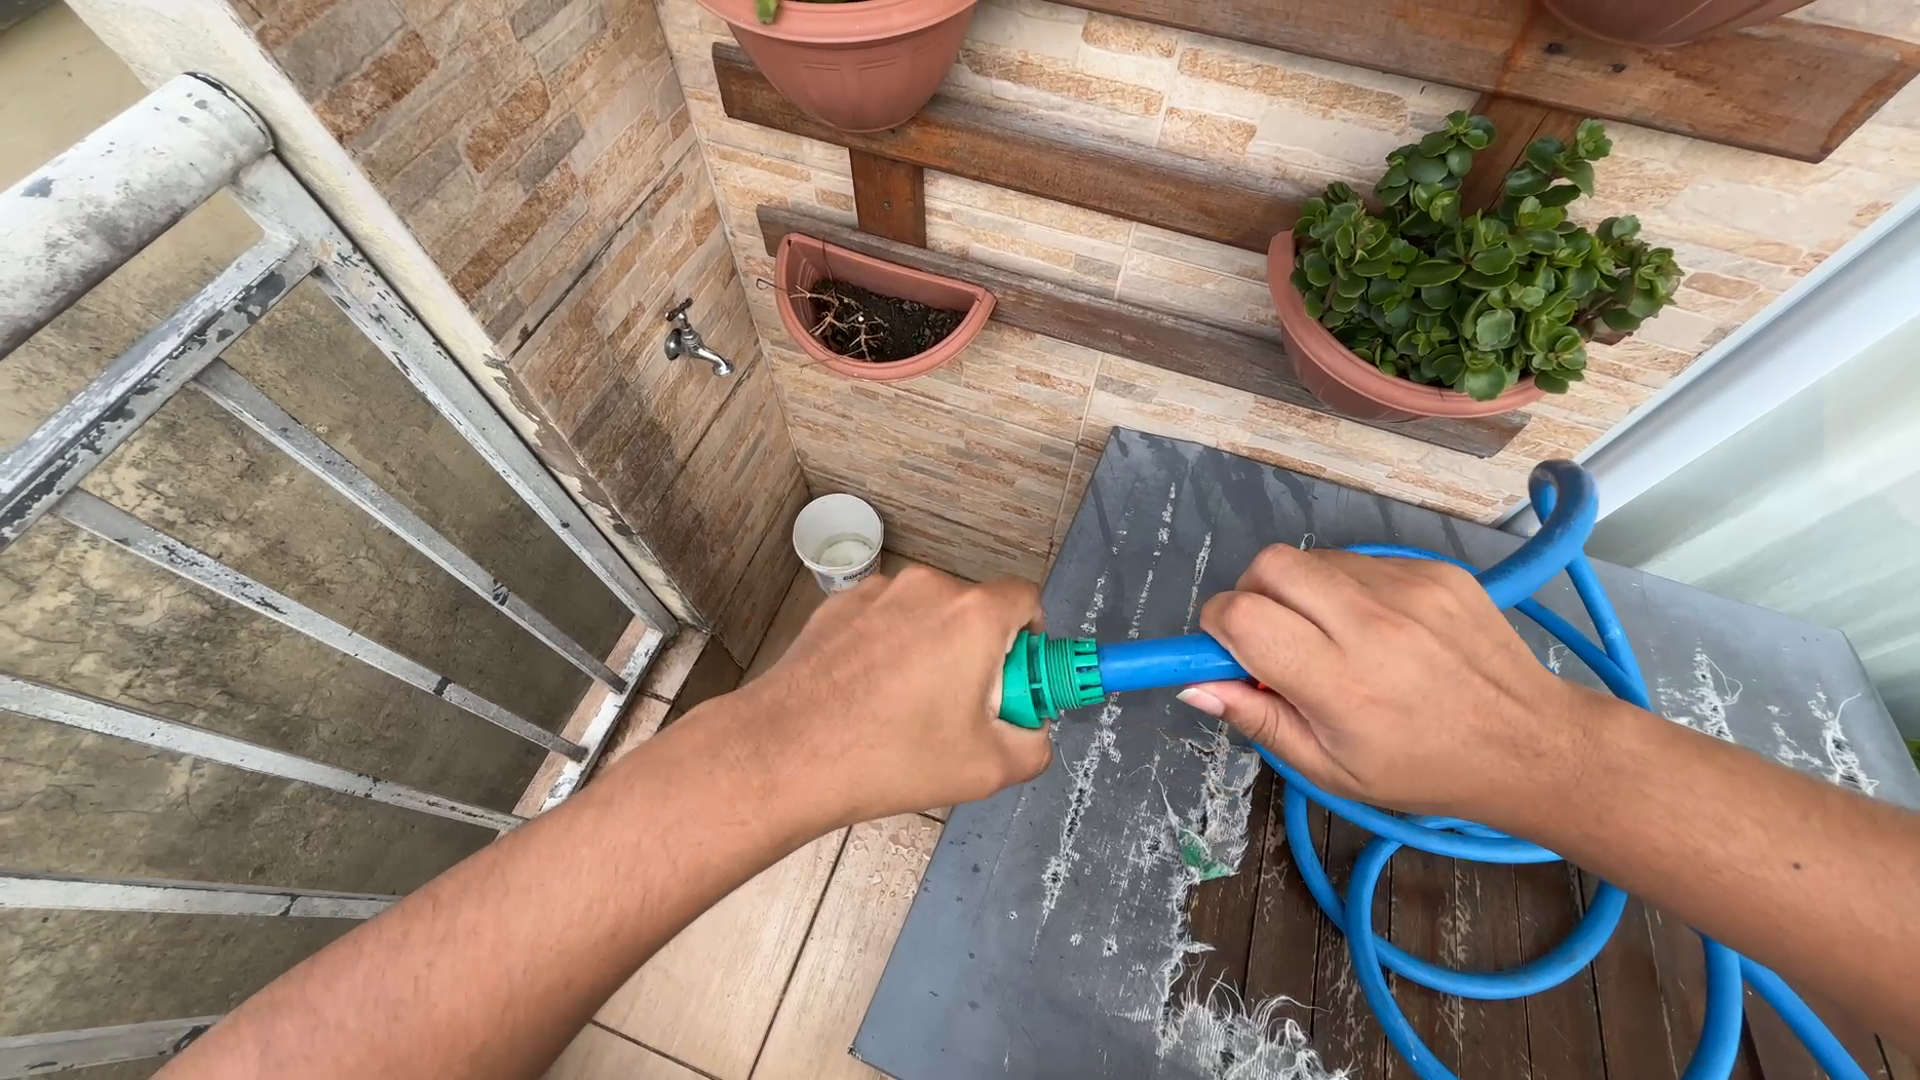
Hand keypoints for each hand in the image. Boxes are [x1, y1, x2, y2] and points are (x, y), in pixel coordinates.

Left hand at [724, 566, 1052, 826]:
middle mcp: (928, 587)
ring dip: (932, 645)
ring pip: (927, 612)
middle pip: (974, 608)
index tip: (1014, 676)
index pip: (1026, 598)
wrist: (786, 752)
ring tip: (904, 704)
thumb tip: (1034, 731)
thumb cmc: (894, 756)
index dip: (1031, 637)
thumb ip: (1034, 746)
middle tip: (959, 705)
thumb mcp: (987, 769)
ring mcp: (877, 590)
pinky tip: (865, 692)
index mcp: (974, 614)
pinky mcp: (838, 603)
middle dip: (979, 649)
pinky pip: (884, 617)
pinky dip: (888, 644)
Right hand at [1181, 545, 1600, 819]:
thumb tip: (1194, 685)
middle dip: (1251, 593)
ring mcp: (1407, 587)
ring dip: (1299, 590)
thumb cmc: (1420, 768)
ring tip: (1329, 633)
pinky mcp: (1433, 569)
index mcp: (1339, 681)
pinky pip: (1357, 560)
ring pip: (1312, 558)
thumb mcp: (1328, 768)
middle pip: (1269, 565)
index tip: (1231, 650)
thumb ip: (1256, 720)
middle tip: (1272, 633)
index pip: (1242, 616)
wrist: (1534, 744)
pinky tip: (1376, 626)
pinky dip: (1345, 587)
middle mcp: (1370, 622)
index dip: (1219, 626)